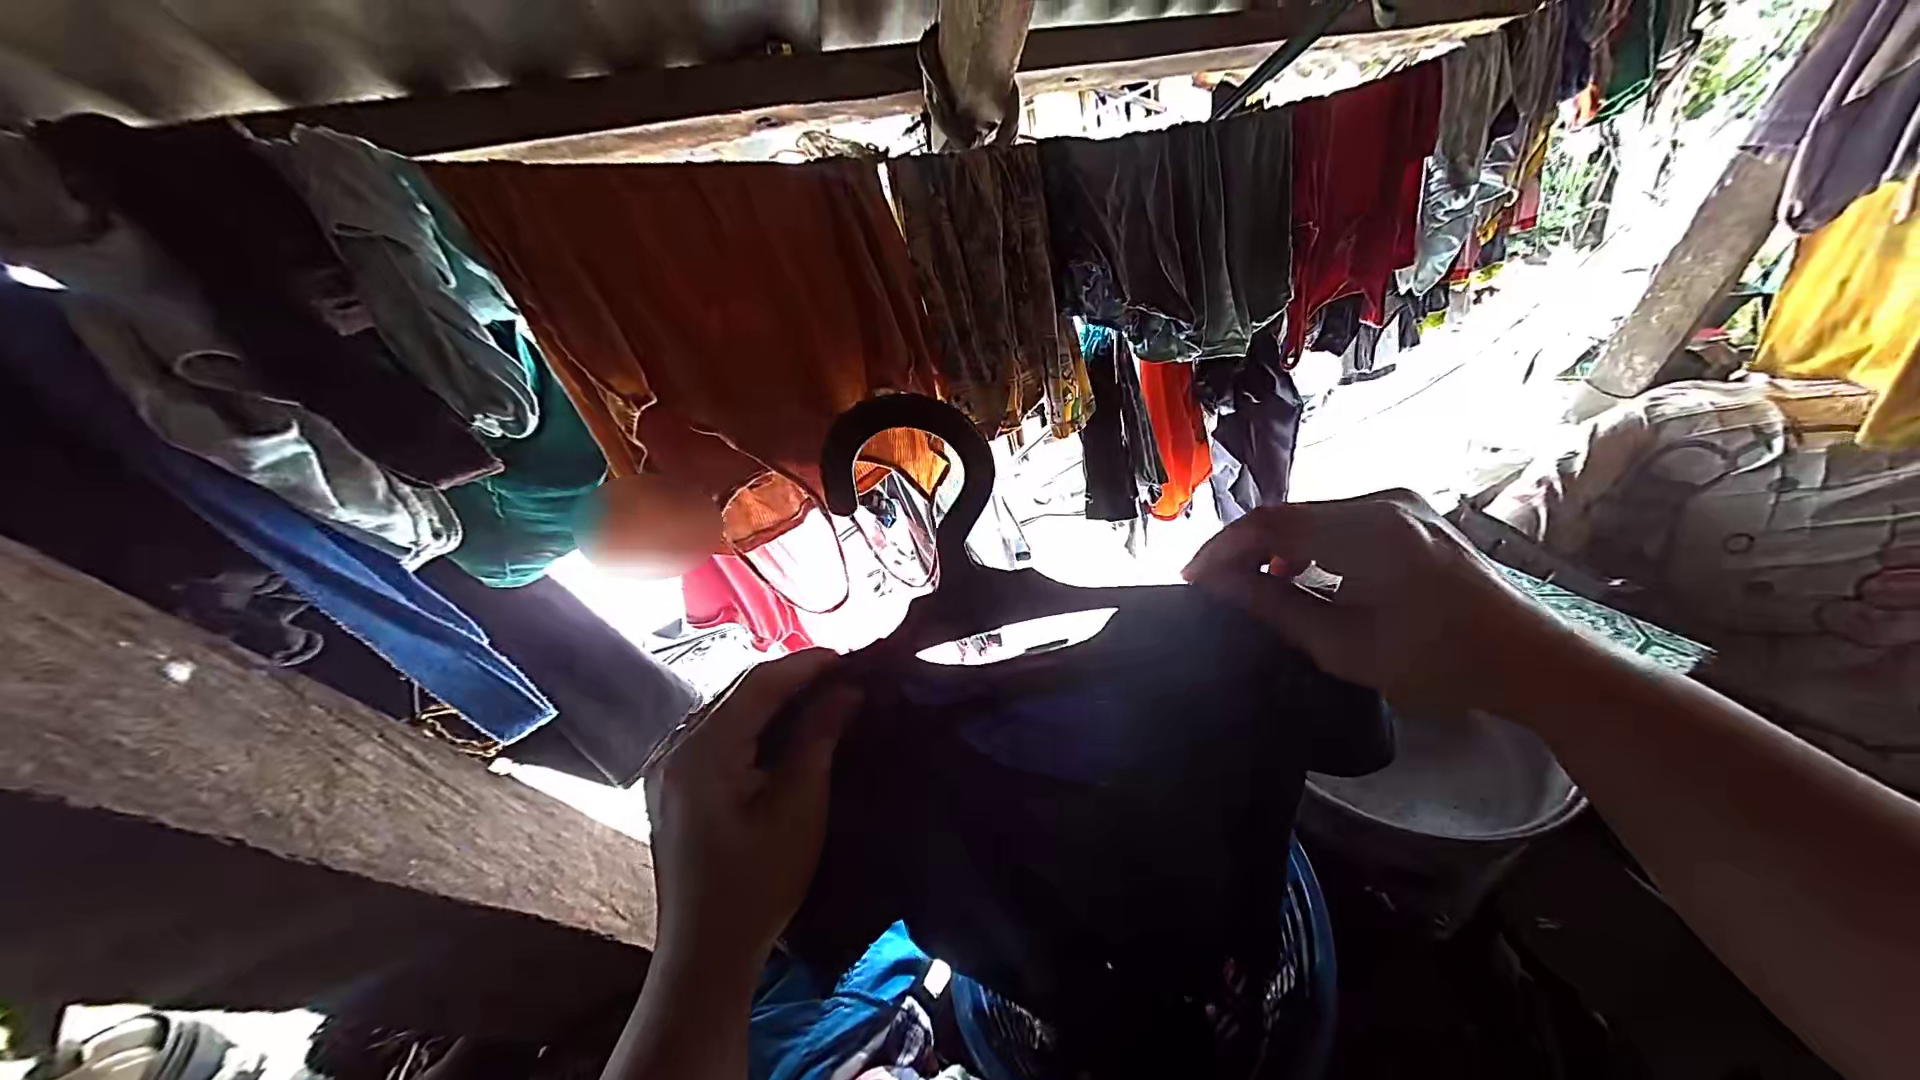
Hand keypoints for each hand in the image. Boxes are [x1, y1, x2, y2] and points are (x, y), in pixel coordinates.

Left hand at [643, 648, 860, 966]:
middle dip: (793, 679)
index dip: (806, 665)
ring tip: (824, 694)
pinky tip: (789, 726)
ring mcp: (672, 767)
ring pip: (732, 711)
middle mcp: (677, 748)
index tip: (848, 657)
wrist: (706, 954)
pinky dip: (759, 723)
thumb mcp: (799, 805)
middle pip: (741, 693)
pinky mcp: (678, 784)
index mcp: (700, 751)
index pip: (758, 685)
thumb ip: (819, 737)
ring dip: (778, 700)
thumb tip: (847, 690)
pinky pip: (723, 734)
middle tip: (843, 675)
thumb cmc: (758, 884)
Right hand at [1182, 490, 1577, 716]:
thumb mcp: (1343, 646)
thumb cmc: (1438, 662)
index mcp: (1372, 533)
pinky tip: (1288, 573)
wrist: (1530, 659)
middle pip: (1285, 515)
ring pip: (1304, 516)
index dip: (1222, 549)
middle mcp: (1383, 503)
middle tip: (1209, 584)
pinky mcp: (1403, 514)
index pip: (1271, 525)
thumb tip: (1216, 585)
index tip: (1190, 579)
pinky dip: (1298, 544)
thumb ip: (1272, 607)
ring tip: (1240, 583)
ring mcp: (1397, 503)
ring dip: (1267, 547)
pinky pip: (1330, 520)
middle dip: (1240, 548)